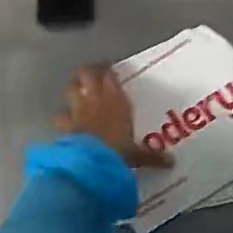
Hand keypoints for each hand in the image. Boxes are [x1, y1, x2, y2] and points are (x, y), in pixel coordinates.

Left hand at [54, 64, 170, 168]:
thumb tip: (171, 162)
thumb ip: (152, 156)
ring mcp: (76, 109)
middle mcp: (94, 99)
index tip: (108, 69)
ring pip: (70, 89)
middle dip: (87, 72)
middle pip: (85, 74)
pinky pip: (60, 115)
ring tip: (76, 91)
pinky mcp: (64, 123)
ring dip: (72, 89)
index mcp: (115, 99)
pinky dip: (62, 116)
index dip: (106, 70)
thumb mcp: (138, 154)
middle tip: (90, 75)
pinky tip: (65, 119)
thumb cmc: (120, 150)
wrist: (92, 160)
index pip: (108, 75)